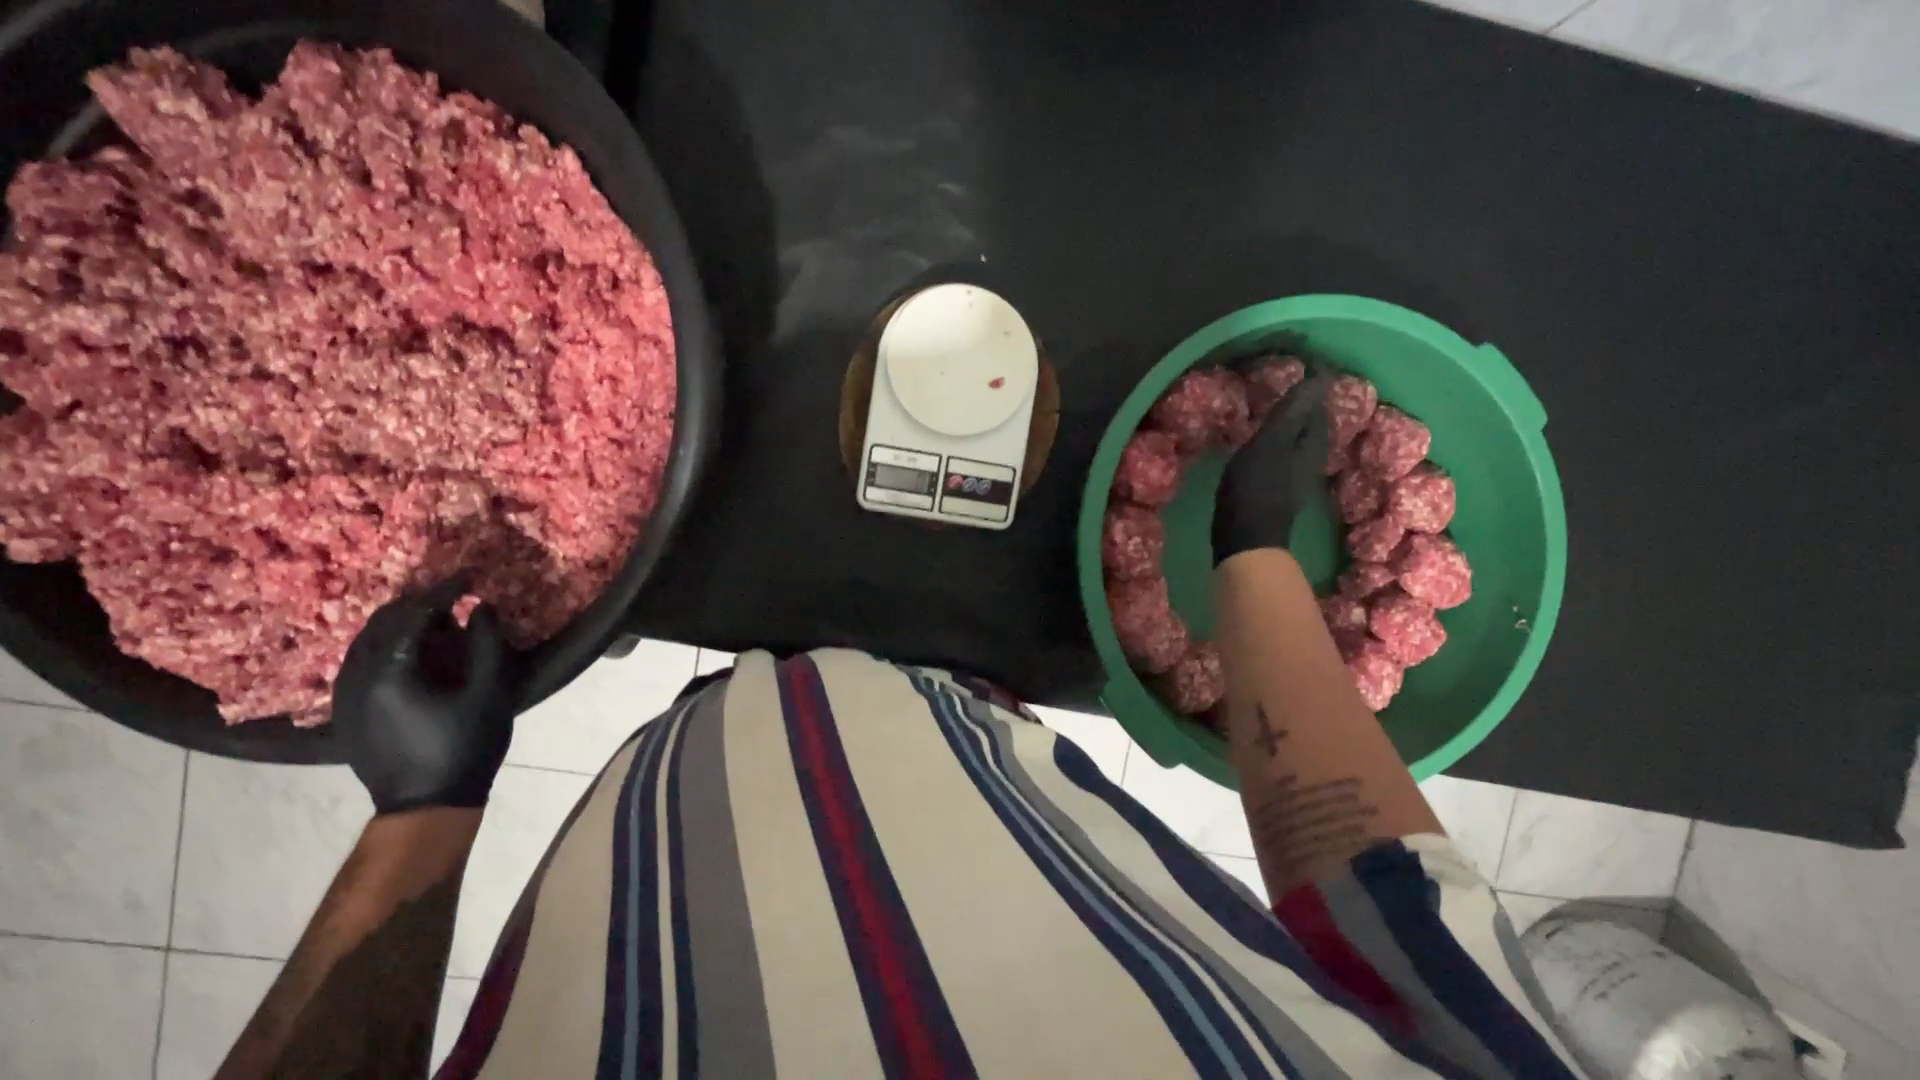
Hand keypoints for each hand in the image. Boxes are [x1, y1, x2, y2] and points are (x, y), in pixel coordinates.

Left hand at [332, 579, 515, 814]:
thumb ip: (487, 645)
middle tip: (453, 596)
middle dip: (419, 603)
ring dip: (400, 623)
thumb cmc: (464, 748)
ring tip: (435, 620)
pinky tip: (411, 651)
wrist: (426, 806)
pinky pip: (360, 661)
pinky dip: (386, 645)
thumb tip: (480, 608)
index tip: (469, 578)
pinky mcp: (346, 711)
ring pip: (367, 640)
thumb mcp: (489, 695)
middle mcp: (356, 676)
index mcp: (389, 671)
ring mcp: (344, 695)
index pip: (413, 614)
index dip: (443, 591)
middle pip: (382, 622)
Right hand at [1213, 372, 1331, 563]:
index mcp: (1312, 444)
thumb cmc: (1255, 490)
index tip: (1305, 359)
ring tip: (1276, 401)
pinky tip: (1264, 437)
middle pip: (1313, 420)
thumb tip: (1318, 377)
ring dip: (1292, 418)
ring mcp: (1297, 475)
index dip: (1315, 380)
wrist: (1246, 542)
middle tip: (1289, 377)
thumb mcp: (1270, 444)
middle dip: (1305, 398)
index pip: (1319, 402)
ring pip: (1300, 436)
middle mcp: (1312, 458)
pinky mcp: (1280, 488)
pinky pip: (1286, 451)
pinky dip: (1280, 436)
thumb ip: (1292, 412)